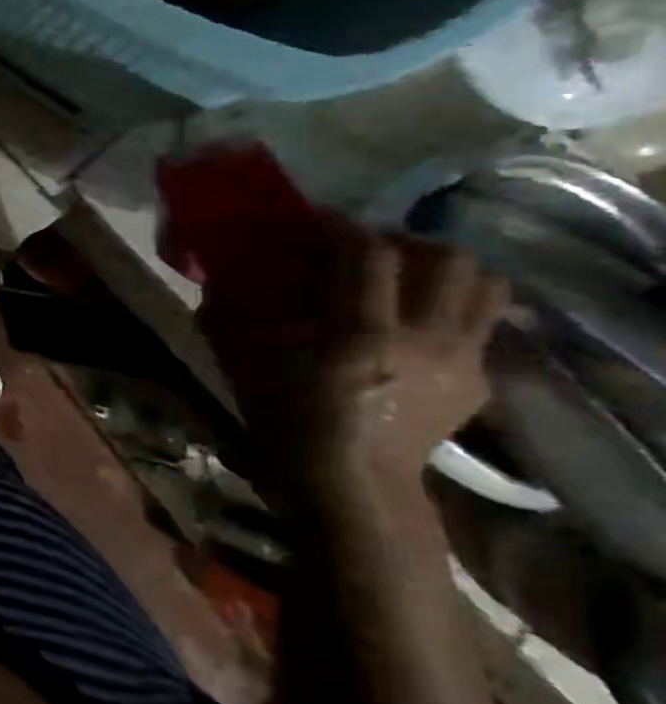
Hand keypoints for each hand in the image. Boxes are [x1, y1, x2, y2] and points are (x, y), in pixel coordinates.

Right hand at [203, 220, 509, 509]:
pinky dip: (452, 303)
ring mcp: (462, 360)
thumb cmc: (288, 423)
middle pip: (449, 258)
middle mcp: (425, 340)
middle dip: (406, 240)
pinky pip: (482, 320)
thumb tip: (218, 279)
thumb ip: (230, 317)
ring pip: (486, 283)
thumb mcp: (244, 366)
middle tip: (368, 247)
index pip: (371, 256)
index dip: (346, 227)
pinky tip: (413, 318)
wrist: (353, 484)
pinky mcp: (479, 378)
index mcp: (362, 337)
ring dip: (445, 266)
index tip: (320, 219)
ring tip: (404, 273)